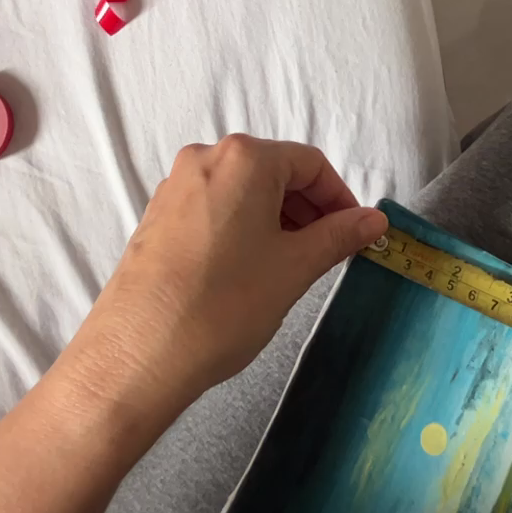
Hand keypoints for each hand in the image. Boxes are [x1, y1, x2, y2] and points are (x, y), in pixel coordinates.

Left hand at [55, 135, 387, 426]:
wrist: (136, 355)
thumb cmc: (226, 303)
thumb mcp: (295, 268)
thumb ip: (340, 235)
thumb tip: (374, 220)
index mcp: (244, 157)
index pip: (311, 163)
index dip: (341, 198)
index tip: (356, 235)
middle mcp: (206, 157)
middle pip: (275, 170)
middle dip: (308, 208)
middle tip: (327, 252)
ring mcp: (175, 185)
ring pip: (243, 189)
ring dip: (276, 218)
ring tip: (289, 264)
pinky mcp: (156, 214)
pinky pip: (214, 205)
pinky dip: (242, 225)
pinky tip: (247, 268)